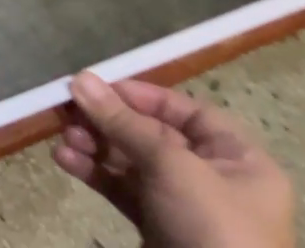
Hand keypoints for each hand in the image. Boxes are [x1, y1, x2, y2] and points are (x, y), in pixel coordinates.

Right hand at [53, 72, 294, 247]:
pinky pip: (120, 187)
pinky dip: (93, 172)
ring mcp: (183, 204)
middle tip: (68, 112)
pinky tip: (64, 160)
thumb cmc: (212, 226)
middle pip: (152, 134)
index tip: (98, 87)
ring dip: (94, 145)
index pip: (190, 113)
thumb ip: (124, 122)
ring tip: (65, 139)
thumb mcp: (171, 166)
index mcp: (239, 162)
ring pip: (130, 160)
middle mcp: (213, 179)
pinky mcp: (156, 224)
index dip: (146, 96)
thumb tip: (81, 78)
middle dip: (108, 122)